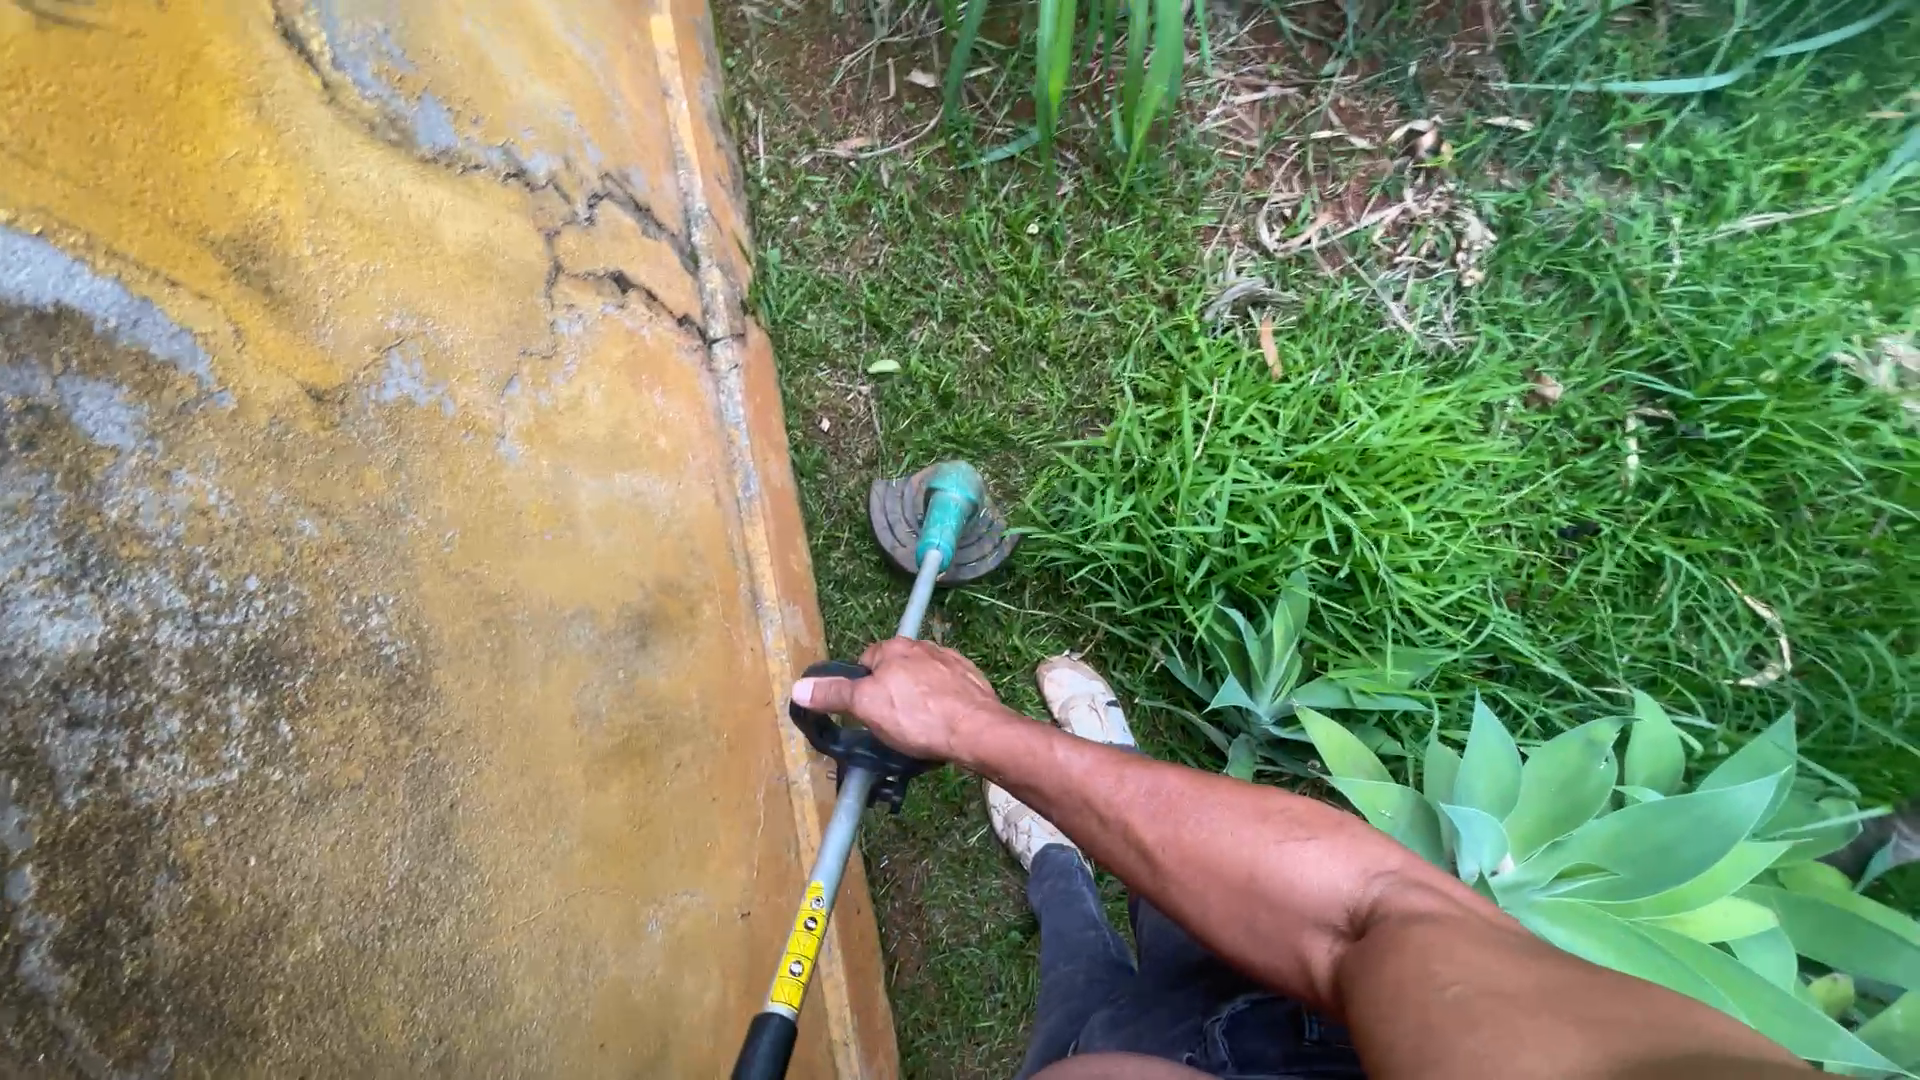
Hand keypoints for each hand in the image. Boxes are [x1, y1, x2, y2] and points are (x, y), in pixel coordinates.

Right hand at [791, 638, 1013, 760]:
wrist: (976, 729)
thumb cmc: (917, 715)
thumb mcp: (866, 706)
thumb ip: (834, 694)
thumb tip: (798, 687)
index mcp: (895, 647)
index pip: (866, 662)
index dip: (862, 689)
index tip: (866, 714)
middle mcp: (923, 646)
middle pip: (895, 671)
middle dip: (890, 694)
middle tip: (890, 725)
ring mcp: (950, 662)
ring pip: (921, 681)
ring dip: (917, 699)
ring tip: (918, 729)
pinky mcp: (971, 680)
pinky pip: (946, 690)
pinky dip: (942, 704)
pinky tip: (942, 724)